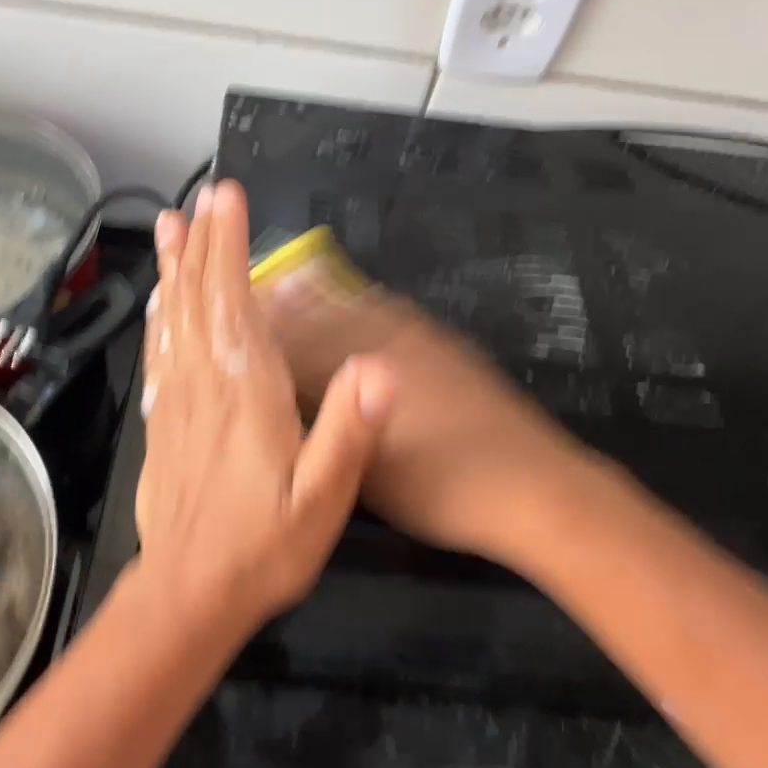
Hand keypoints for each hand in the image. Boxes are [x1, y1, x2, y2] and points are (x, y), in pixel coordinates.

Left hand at [135, 180, 394, 632]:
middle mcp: (205, 383)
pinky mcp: (161, 421)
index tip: (226, 197)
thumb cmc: (265, 547)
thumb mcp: (323, 499)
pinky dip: (159, 318)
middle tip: (201, 196)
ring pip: (173, 319)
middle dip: (204, 243)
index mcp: (246, 390)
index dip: (231, 245)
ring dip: (173, 270)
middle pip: (201, 299)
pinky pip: (160, 354)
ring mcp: (177, 401)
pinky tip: (158, 303)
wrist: (191, 592)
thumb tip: (382, 369)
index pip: (236, 301)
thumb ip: (349, 431)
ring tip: (170, 228)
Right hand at [257, 259, 604, 564]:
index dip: (265, 328)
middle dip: (289, 302)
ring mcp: (422, 343)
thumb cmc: (439, 490)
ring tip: (297, 277)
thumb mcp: (367, 470)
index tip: (237, 311)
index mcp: (361, 377)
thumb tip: (286, 403)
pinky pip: (395, 312)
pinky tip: (365, 299)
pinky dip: (368, 302)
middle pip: (325, 315)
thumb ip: (325, 428)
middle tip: (258, 287)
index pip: (299, 343)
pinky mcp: (449, 349)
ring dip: (326, 294)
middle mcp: (387, 347)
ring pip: (360, 307)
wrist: (530, 485)